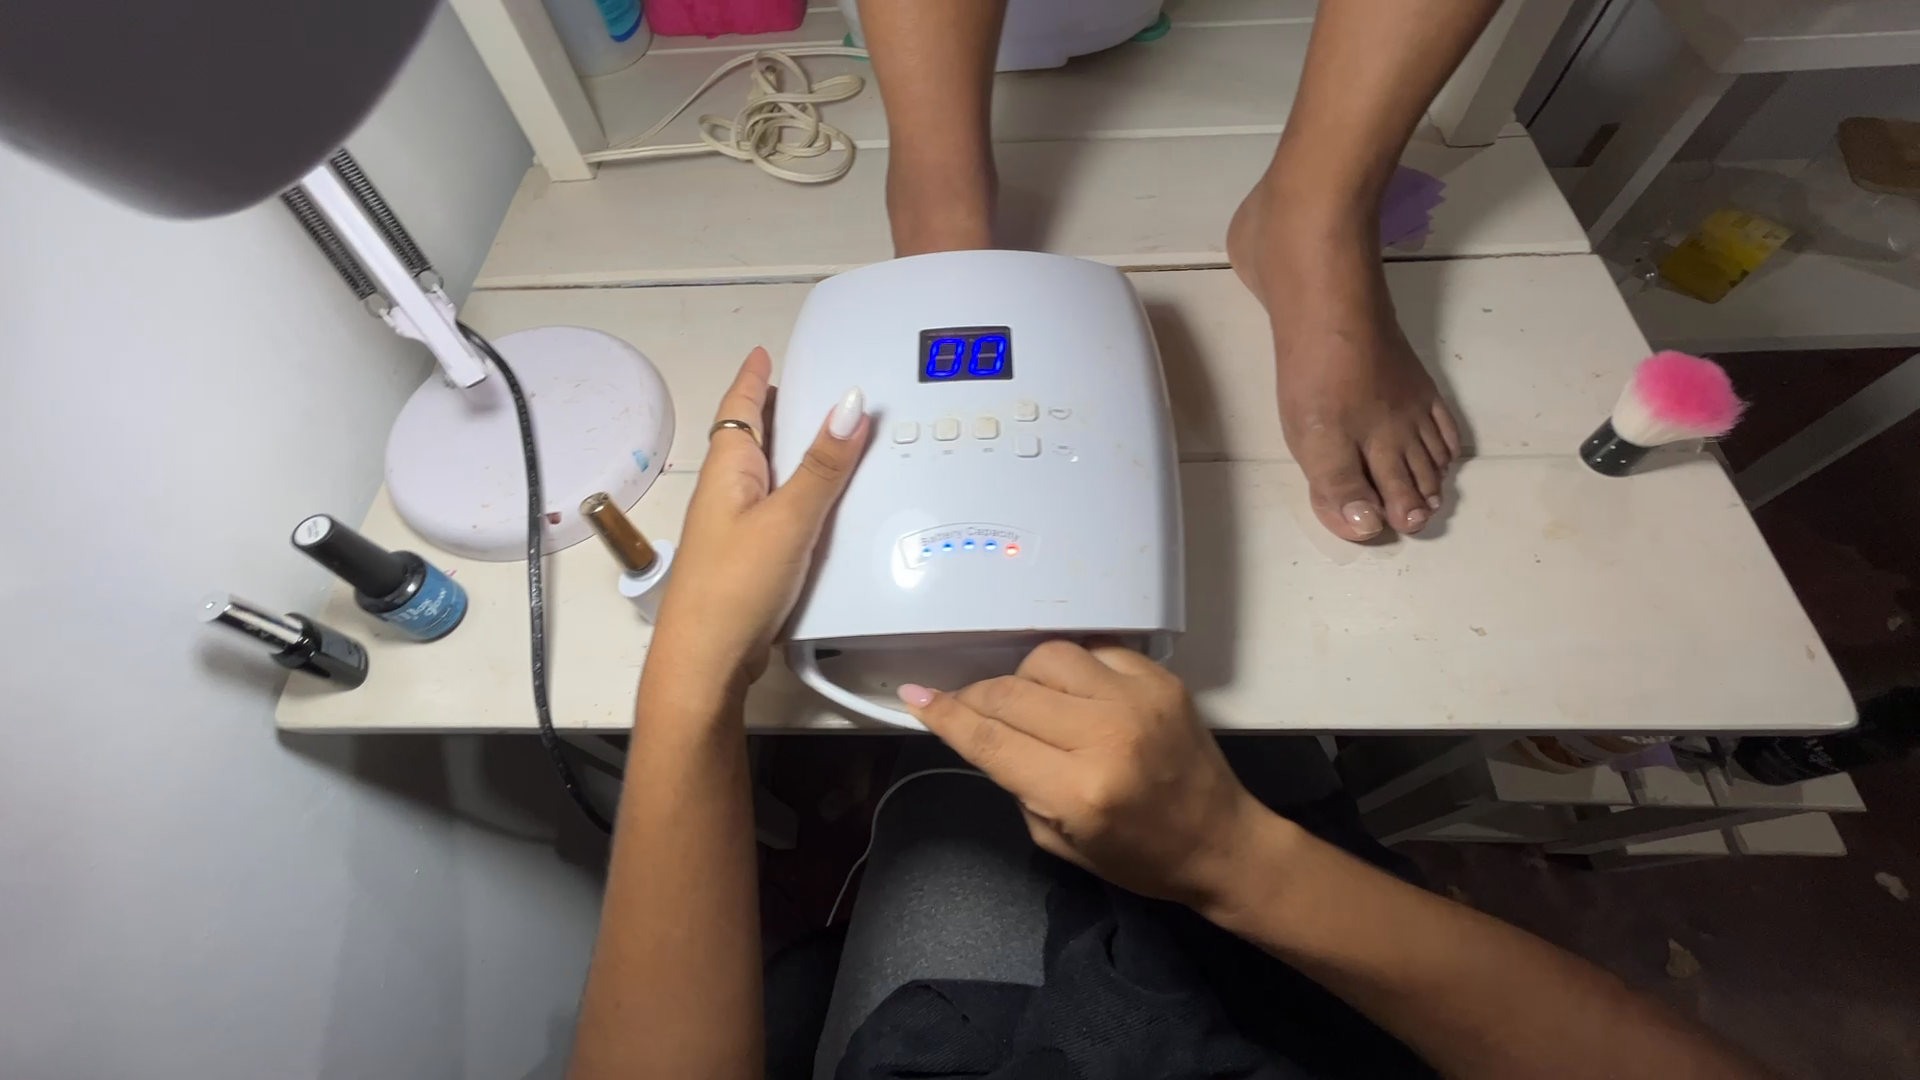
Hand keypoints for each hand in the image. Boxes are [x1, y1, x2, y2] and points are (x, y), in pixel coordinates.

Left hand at [648, 347, 868, 694]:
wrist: (708, 659)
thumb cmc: (737, 583)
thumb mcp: (788, 518)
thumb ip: (822, 466)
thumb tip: (850, 403)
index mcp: (730, 470)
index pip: (739, 408)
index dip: (752, 378)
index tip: (762, 352)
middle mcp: (727, 492)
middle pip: (749, 437)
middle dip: (771, 409)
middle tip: (801, 387)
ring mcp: (735, 525)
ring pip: (763, 472)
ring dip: (785, 449)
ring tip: (818, 435)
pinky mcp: (749, 555)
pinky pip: (774, 504)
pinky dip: (795, 488)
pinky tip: (816, 502)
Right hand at [897, 640, 1274, 907]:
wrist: (1222, 840)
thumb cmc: (1140, 857)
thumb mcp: (1059, 841)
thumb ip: (1016, 782)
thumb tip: (981, 731)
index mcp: (1080, 790)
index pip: (990, 739)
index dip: (946, 715)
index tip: (916, 696)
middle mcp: (1106, 734)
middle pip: (1011, 692)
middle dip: (975, 696)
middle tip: (966, 704)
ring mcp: (1137, 697)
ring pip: (1047, 656)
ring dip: (1024, 679)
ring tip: (1030, 703)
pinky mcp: (1159, 677)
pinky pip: (1092, 650)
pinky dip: (1072, 668)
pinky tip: (1075, 691)